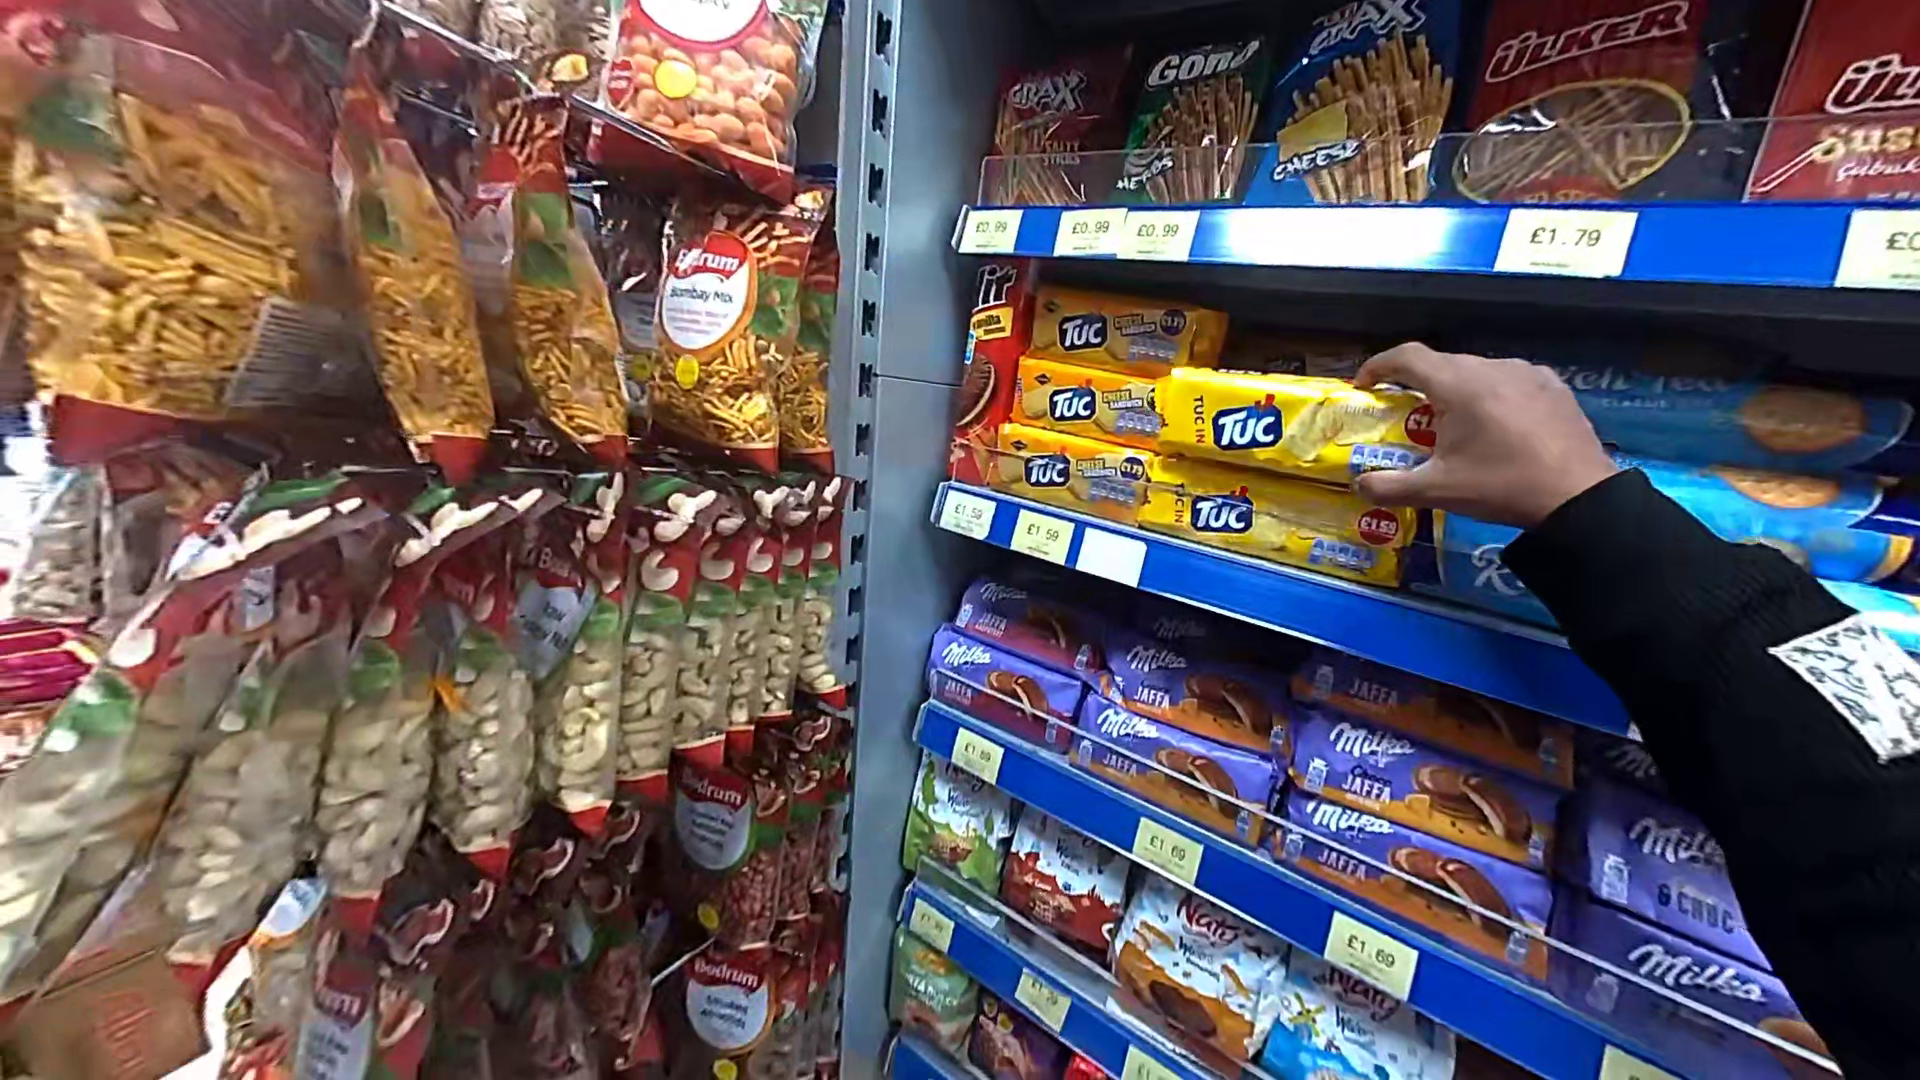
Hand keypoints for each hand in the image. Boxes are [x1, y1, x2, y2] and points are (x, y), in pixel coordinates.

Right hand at [1354, 343, 1618, 527]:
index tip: (1363, 387)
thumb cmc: (1502, 486)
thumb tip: (1359, 485)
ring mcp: (1529, 374)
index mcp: (1461, 387)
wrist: (1581, 498)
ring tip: (1442, 419)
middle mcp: (1494, 369)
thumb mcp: (1434, 491)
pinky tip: (1485, 421)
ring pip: (1472, 369)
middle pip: (1439, 362)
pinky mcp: (1553, 386)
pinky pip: (1503, 378)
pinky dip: (1481, 392)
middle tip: (1397, 411)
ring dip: (1447, 387)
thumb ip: (1387, 486)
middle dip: (1410, 382)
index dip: (1377, 366)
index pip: (1408, 357)